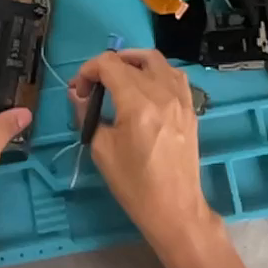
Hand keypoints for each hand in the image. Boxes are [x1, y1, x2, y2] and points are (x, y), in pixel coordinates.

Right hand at [69, 50, 218, 253]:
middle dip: (106, 66)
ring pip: (156, 59)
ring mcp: (180, 98)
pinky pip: (173, 74)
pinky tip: (146, 86)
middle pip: (131, 59)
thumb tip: (77, 94)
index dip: (88, 70)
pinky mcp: (190, 107)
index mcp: (137, 103)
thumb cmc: (134, 184)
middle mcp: (161, 93)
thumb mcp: (101, 149)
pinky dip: (156, 71)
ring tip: (118, 77)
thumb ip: (87, 114)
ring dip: (132, 61)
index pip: (109, 64)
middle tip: (94, 85)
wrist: (174, 208)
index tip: (80, 91)